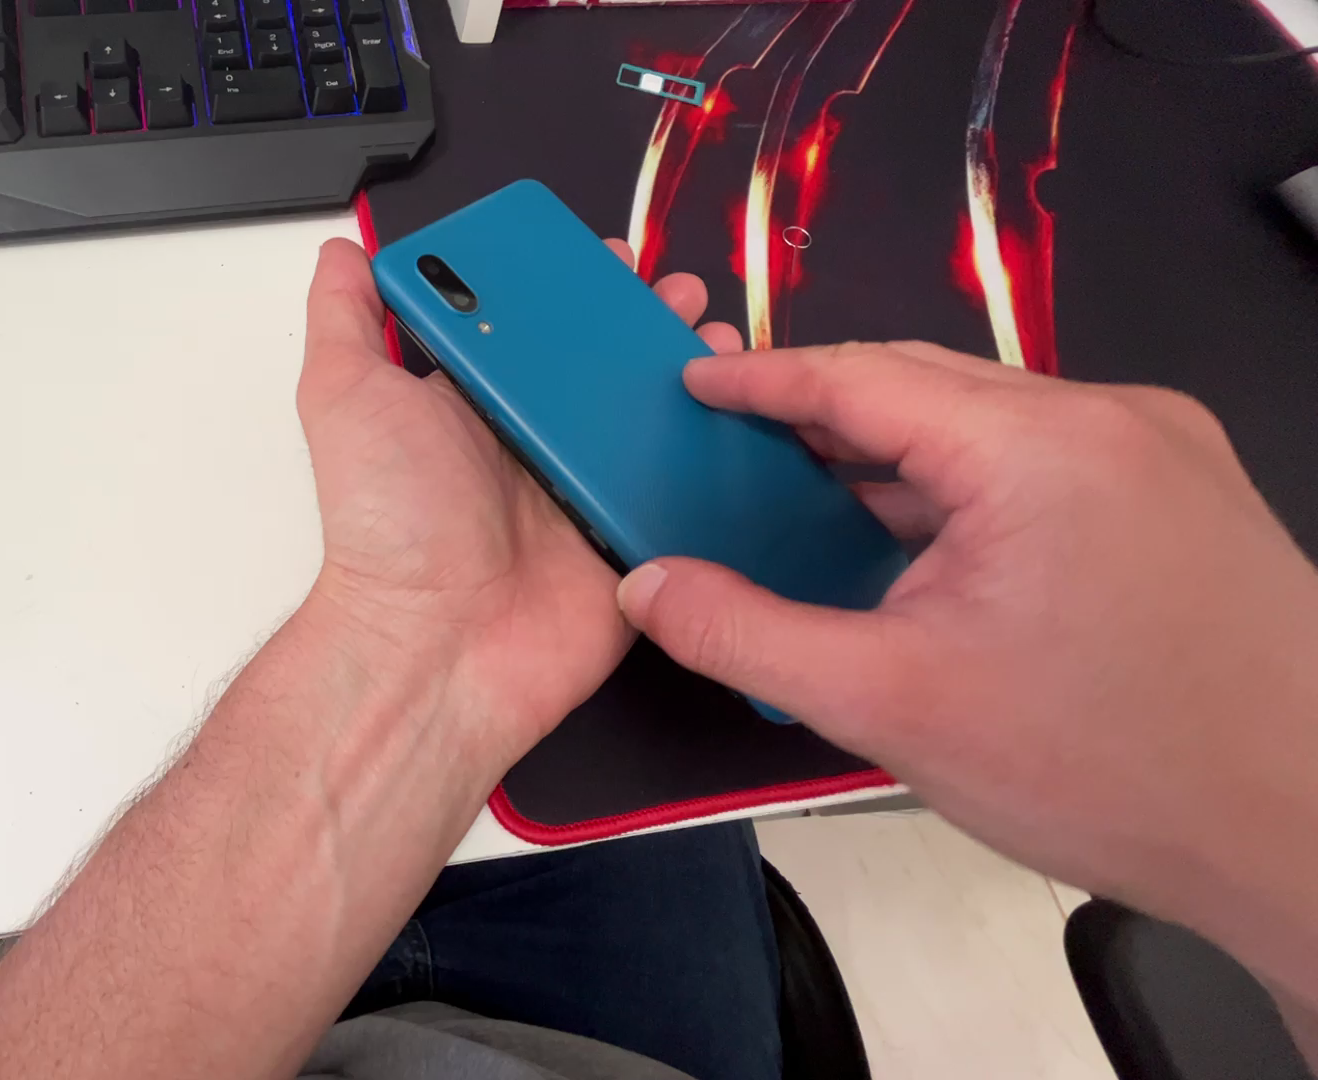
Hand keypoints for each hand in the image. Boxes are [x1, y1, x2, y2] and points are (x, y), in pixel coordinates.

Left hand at [296, 238, 740, 768]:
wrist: (436, 643)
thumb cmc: (388, 518)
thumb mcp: (345, 397)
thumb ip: (344, 319)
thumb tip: (344, 251)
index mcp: (472, 404)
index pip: (529, 329)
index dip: (568, 288)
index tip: (608, 254)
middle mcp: (528, 442)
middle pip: (597, 367)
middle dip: (643, 320)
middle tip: (681, 291)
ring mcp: (582, 489)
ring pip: (647, 417)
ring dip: (688, 372)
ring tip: (719, 333)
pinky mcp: (627, 537)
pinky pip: (681, 484)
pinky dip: (719, 448)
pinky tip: (751, 410)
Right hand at [614, 342, 1317, 993]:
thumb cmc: (1102, 767)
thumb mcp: (881, 703)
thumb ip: (739, 635)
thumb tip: (643, 586)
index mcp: (1037, 449)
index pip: (861, 377)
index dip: (760, 375)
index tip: (688, 378)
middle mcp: (1101, 422)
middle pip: (914, 382)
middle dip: (806, 400)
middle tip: (718, 426)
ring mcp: (1142, 456)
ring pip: (961, 418)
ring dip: (863, 441)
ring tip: (778, 469)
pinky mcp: (1155, 498)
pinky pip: (1003, 457)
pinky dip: (920, 475)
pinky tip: (876, 518)